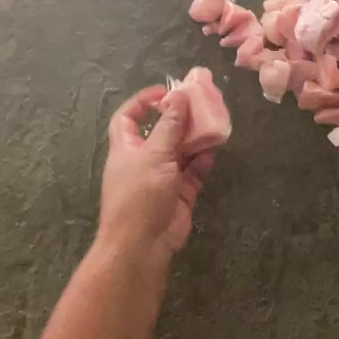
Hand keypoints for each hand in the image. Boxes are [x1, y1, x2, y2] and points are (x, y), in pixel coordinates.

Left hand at [96, 85, 215, 264]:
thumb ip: (169, 125)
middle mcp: (143, 161)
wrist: (142, 245)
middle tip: (202, 105)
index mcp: (126, 148)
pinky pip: (192, 173)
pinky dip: (202, 162)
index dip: (144, 102)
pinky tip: (213, 152)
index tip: (167, 92)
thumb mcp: (154, 154)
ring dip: (195, 140)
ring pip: (180, 152)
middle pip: (161, 133)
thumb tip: (178, 96)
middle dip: (180, 120)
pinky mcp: (179, 195)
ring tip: (213, 125)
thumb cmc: (140, 195)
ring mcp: (162, 179)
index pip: (129, 117)